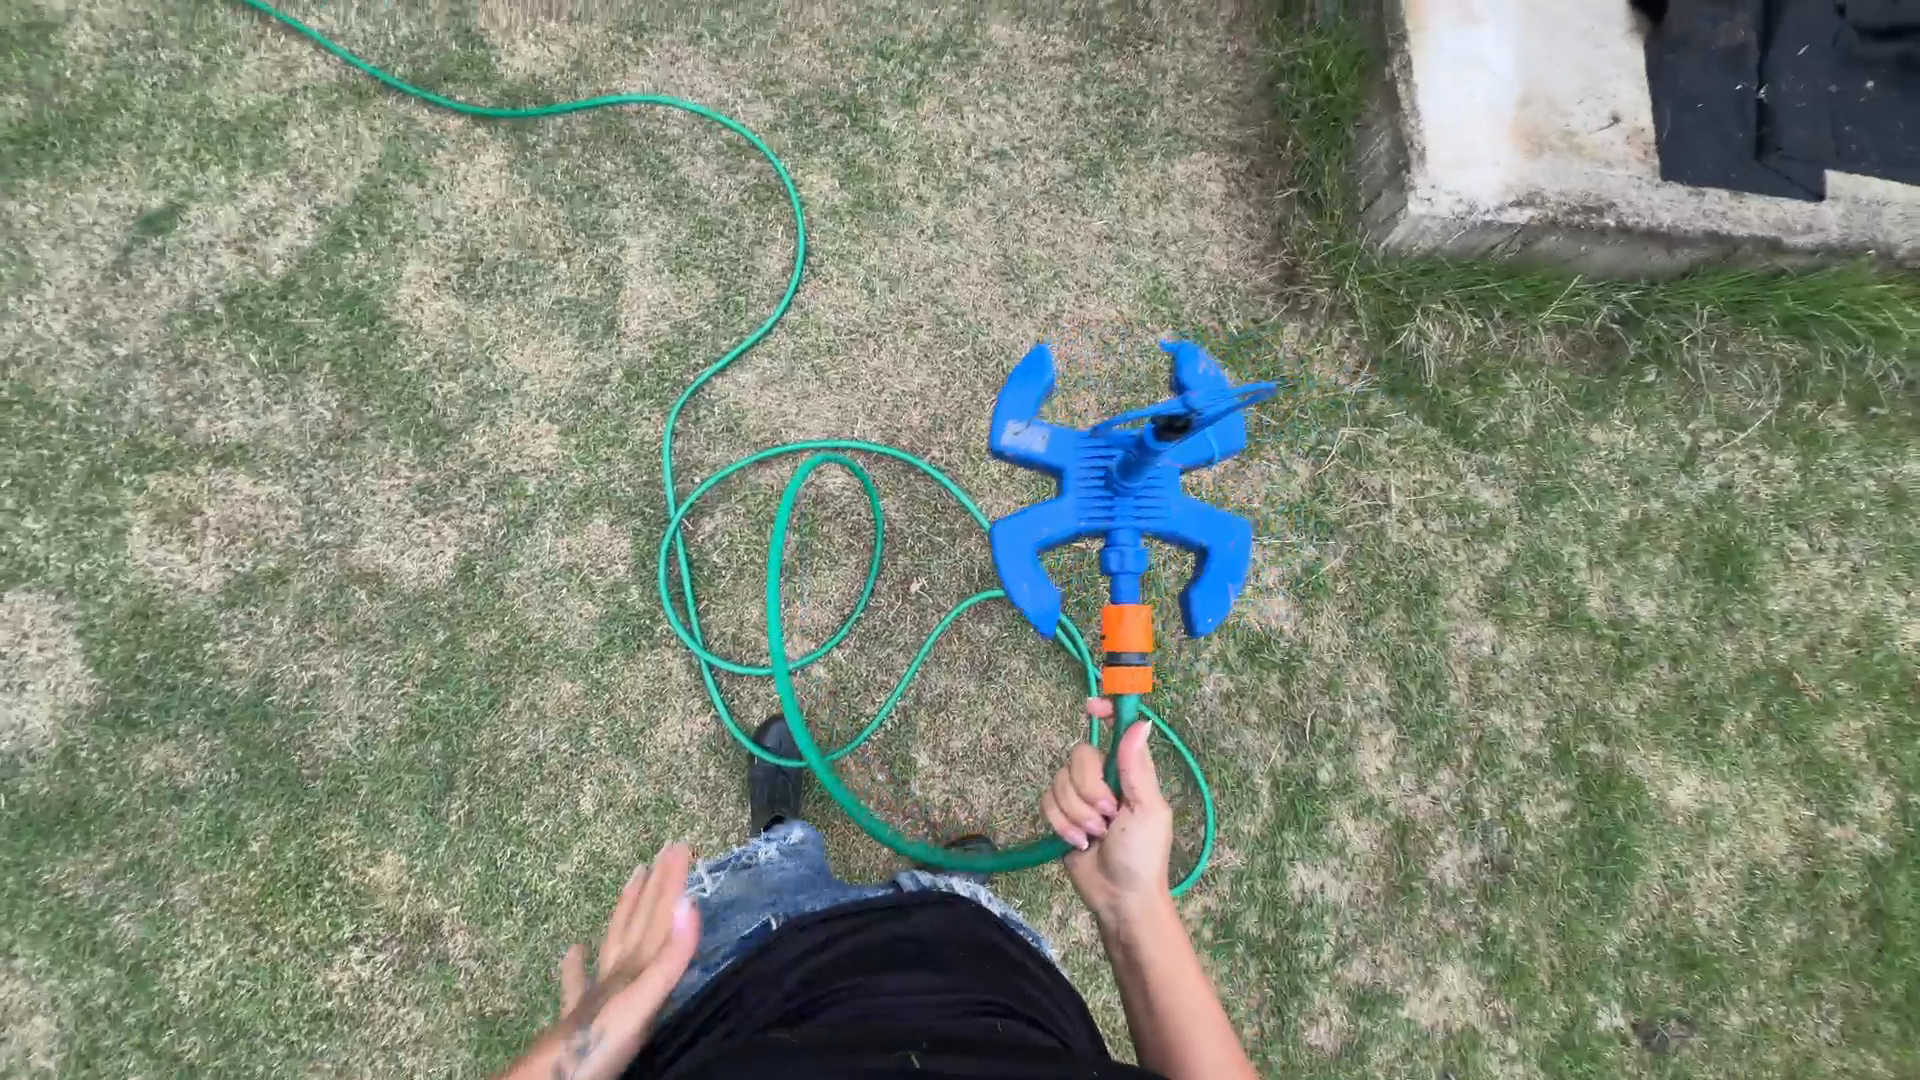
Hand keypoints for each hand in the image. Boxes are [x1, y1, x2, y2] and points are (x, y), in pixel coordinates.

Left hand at [499, 843, 701, 1079]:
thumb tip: (690, 903)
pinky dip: (576, 966)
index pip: (658, 916)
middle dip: (656, 885)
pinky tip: (572, 950)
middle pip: (639, 920)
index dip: (671, 881)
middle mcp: (617, 971)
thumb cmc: (601, 1041)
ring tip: (633, 876)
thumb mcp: (643, 999)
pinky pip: (577, 985)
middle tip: (666, 849)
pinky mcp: (580, 1017)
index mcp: (635, 966)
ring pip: (614, 940)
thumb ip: (669, 957)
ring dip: (627, 908)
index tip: (683, 845)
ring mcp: (596, 992)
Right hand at [1041, 698, 1173, 923]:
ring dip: (1076, 813)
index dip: (1104, 711)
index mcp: (1128, 771)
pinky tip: (1077, 843)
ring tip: (1094, 835)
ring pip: (1059, 780)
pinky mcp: (1060, 815)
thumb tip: (1141, 722)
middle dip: (1088, 789)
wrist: (1119, 898)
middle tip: (1107, 815)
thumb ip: (1136, 767)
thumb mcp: (1147, 810)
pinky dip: (1061, 824)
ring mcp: (1080, 796)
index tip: (1090, 706)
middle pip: (1079, 756)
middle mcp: (1103, 777)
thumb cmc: (1143, 855)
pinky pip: (1047, 801)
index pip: (1115, 729)